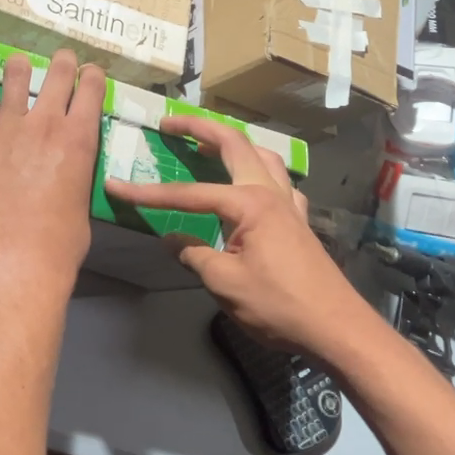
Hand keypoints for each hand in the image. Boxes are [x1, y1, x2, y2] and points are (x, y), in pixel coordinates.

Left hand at [0, 51, 104, 286]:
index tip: (89, 71)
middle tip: (60, 58)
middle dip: (61, 62)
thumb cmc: (60, 240)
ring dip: (18, 67)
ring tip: (17, 64)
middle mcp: (45, 122)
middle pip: (56, 74)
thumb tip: (67, 175)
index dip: (91, 76)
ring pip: (14, 77)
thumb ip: (75, 175)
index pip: (90, 89)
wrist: (13, 253)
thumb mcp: (82, 202)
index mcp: (79, 138)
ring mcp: (7, 126)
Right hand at [103, 117, 373, 357]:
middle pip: (234, 144)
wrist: (339, 331)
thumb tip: (174, 239)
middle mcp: (270, 193)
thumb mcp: (224, 283)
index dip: (148, 193)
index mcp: (249, 204)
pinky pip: (278, 181)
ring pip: (261, 155)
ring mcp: (290, 205)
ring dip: (232, 142)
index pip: (187, 194)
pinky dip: (258, 170)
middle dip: (198, 127)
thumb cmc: (280, 305)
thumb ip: (194, 254)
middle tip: (168, 122)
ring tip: (205, 143)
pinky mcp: (299, 221)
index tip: (116, 187)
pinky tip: (249, 183)